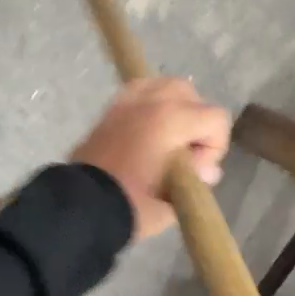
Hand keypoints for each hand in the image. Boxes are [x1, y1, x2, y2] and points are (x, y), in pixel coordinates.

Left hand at [69, 78, 230, 242]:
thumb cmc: (128, 207)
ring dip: (172, 109)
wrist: (78, 209)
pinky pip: (137, 93)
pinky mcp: (108, 112)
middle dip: (195, 124)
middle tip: (183, 156)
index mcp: (173, 119)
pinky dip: (147, 106)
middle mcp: (153, 101)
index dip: (214, 148)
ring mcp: (127, 102)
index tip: (197, 173)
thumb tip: (207, 171)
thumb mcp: (169, 204)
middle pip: (192, 95)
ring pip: (164, 87)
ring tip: (165, 142)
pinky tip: (144, 133)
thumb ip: (195, 183)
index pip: (216, 119)